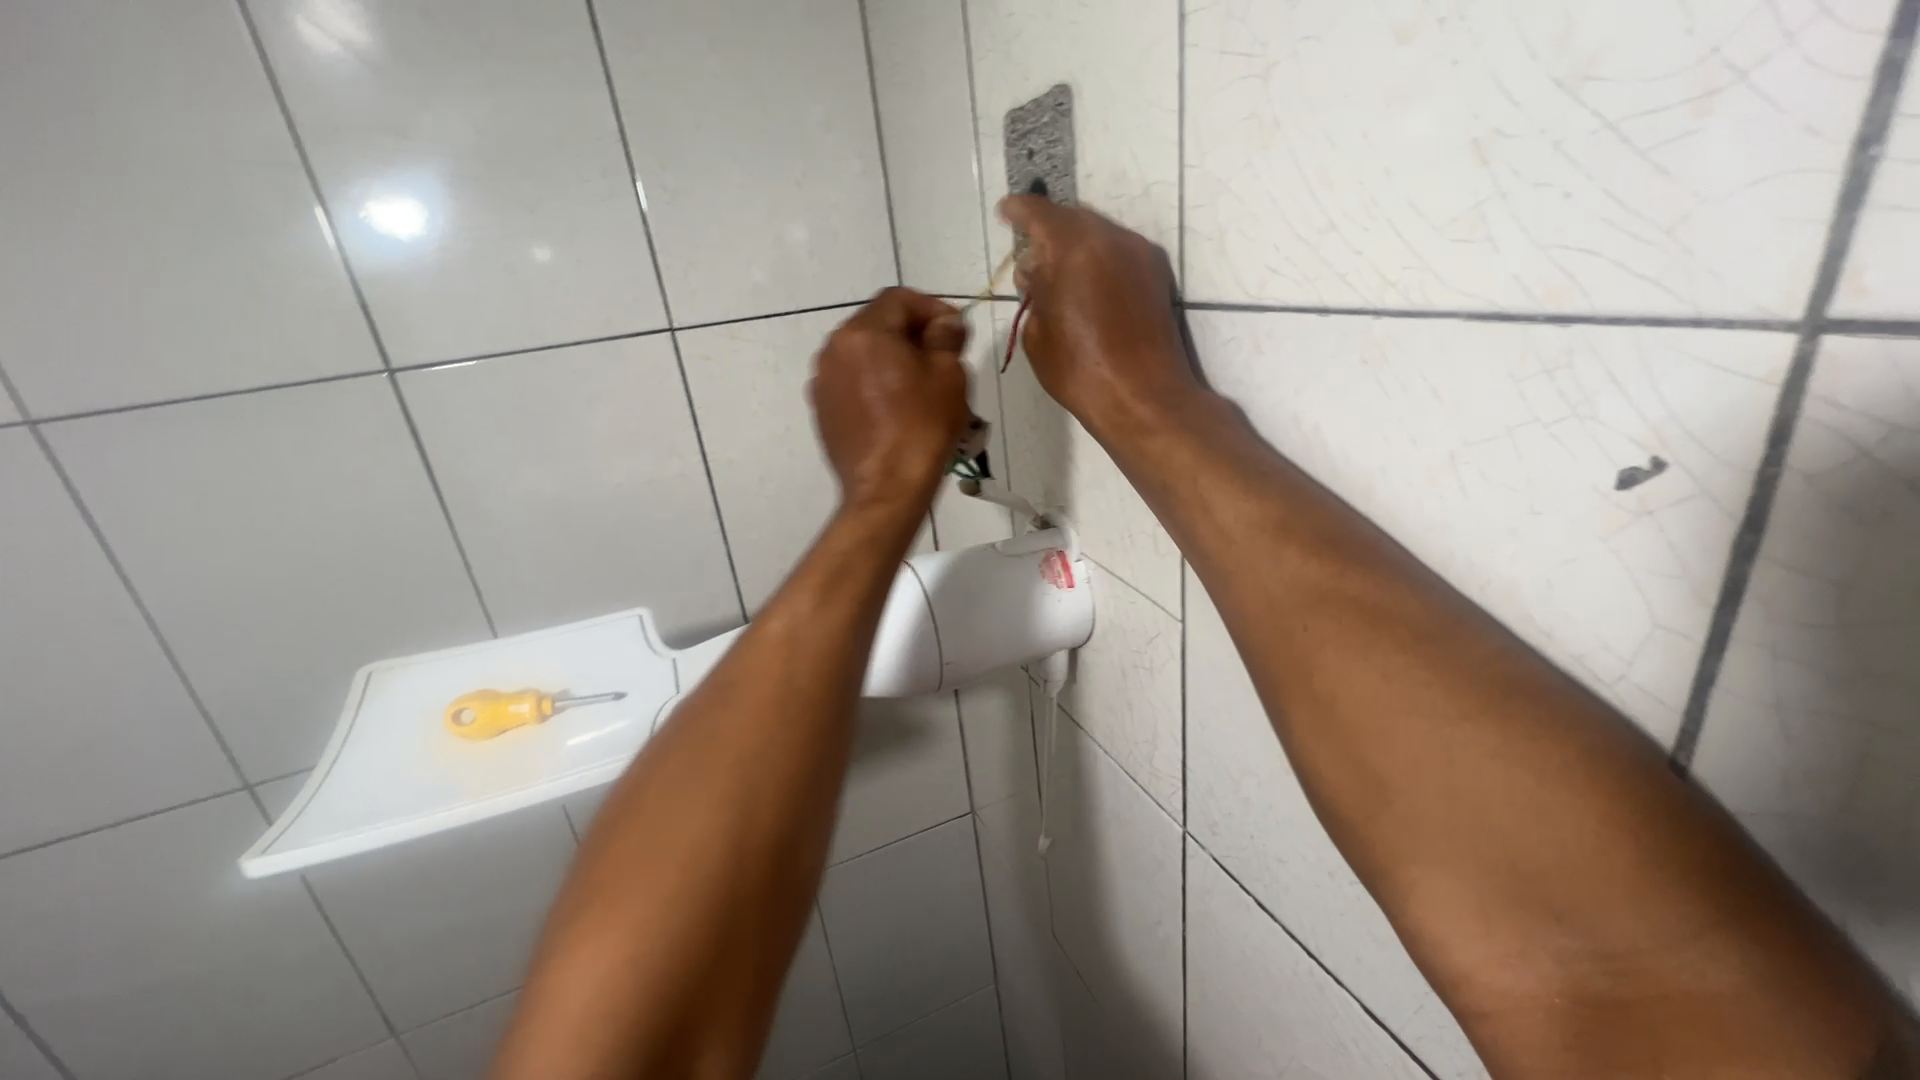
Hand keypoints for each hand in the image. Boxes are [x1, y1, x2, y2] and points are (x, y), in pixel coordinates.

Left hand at [811, 287, 971, 514]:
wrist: (887, 488)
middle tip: (941, 355)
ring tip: (919, 383)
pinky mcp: (821, 410)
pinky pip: (851, 381)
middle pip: (876, 324)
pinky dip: (873, 382)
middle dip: (910, 332)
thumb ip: (945, 338)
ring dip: (891, 358)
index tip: (954, 330)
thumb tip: (943, 324)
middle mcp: (833, 350)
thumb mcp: (949, 375)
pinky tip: (895, 406)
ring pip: (862, 353)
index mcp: (863, 333)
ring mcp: (822, 382)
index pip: (898, 299)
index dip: (931, 307)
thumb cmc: (922, 427)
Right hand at [998, 196, 1200, 434]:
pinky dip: (1098, 260)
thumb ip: (1035, 291)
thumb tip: (1038, 273)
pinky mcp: (1156, 275)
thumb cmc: (1080, 370)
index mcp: (1074, 248)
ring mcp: (1139, 254)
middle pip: (1073, 219)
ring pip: (1099, 235)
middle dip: (1048, 231)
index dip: (1018, 210)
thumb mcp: (1037, 332)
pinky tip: (1087, 288)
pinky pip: (1118, 253)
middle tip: (1031, 258)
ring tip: (1058, 278)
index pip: (1039, 213)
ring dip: (1075, 247)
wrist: (1142, 397)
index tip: (1005, 212)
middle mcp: (1111, 239)